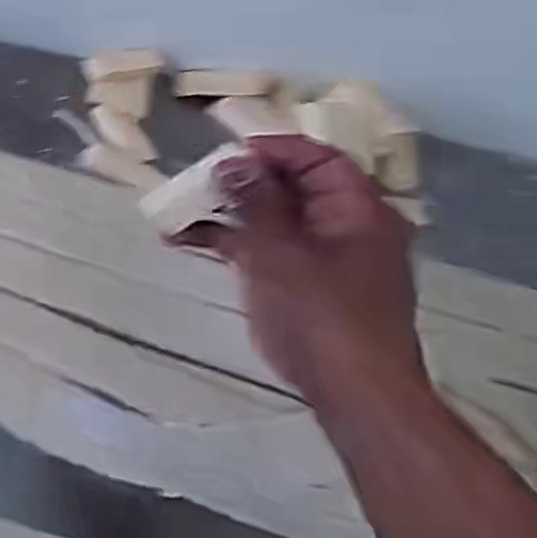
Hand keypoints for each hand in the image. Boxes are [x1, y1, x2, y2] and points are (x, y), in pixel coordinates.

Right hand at [204, 136, 425, 407]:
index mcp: (358, 212)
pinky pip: (259, 245)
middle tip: (196, 181)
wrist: (350, 388)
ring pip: (268, 216)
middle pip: (289, 185)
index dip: (274, 149)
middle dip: (238, 180)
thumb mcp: (281, 249)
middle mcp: (343, 226)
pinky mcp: (297, 279)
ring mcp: (320, 254)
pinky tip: (183, 240)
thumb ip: (255, 201)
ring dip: (223, 211)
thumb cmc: (321, 312)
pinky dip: (225, 240)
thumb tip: (233, 164)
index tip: (227, 152)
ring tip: (178, 210)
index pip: (319, 160)